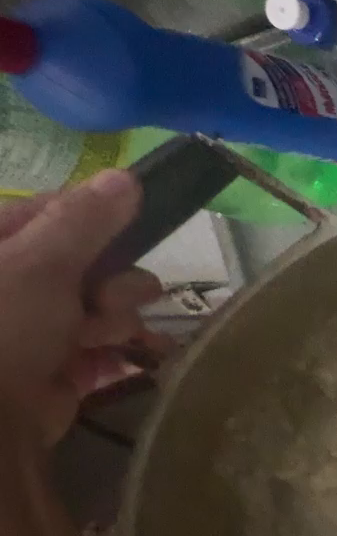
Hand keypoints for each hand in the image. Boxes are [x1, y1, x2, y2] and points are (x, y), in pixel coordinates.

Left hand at [0, 170, 163, 443]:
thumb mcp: (37, 267)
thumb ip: (84, 222)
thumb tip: (126, 176)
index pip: (50, 212)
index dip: (94, 222)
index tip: (119, 239)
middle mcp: (6, 281)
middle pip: (90, 258)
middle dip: (112, 282)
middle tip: (100, 300)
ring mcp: (31, 322)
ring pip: (106, 300)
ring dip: (116, 318)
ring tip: (97, 338)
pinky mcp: (57, 358)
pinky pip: (110, 338)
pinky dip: (120, 346)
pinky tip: (113, 355)